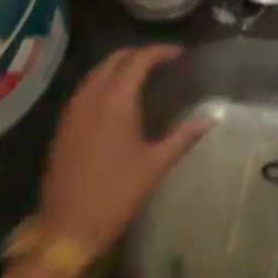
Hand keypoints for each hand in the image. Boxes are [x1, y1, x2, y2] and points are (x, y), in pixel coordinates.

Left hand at [38, 45, 208, 256]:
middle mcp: (91, 97)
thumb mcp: (156, 164)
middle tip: (163, 61)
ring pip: (96, 73)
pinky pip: (85, 90)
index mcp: (116, 101)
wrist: (69, 226)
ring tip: (143, 76)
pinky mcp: (64, 125)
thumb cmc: (117, 194)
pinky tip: (118, 100)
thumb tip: (213, 116)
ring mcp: (73, 110)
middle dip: (139, 54)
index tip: (180, 54)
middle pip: (114, 60)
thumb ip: (185, 135)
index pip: (139, 60)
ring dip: (119, 67)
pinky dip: (103, 83)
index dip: (160, 52)